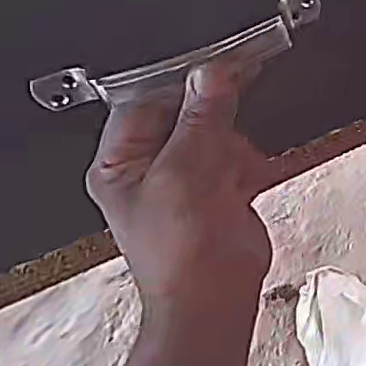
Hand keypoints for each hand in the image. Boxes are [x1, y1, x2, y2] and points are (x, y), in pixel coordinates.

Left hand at [86, 59, 272, 319]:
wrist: (215, 299)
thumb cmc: (179, 256)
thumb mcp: (183, 174)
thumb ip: (200, 120)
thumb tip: (211, 76)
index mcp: (120, 163)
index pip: (145, 102)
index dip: (178, 83)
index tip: (213, 66)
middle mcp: (151, 168)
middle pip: (182, 114)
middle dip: (209, 111)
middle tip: (236, 87)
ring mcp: (187, 179)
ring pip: (213, 132)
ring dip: (230, 140)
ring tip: (232, 163)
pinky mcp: (218, 190)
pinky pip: (235, 156)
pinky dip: (245, 161)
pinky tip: (246, 175)